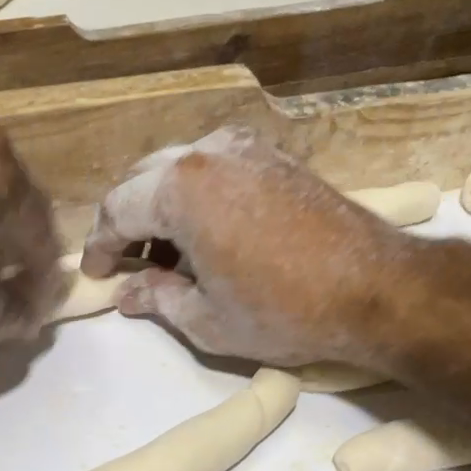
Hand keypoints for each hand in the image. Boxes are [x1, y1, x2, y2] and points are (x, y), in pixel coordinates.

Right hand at [79, 127, 437, 367]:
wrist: (374, 290)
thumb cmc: (283, 312)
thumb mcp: (207, 320)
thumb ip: (157, 299)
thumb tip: (126, 293)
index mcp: (180, 190)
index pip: (117, 210)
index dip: (99, 245)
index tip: (96, 274)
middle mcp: (208, 155)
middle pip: (144, 180)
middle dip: (128, 222)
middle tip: (126, 265)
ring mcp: (246, 150)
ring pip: (180, 170)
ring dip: (163, 208)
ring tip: (168, 259)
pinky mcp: (275, 159)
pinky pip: (216, 170)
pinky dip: (199, 198)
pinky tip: (206, 238)